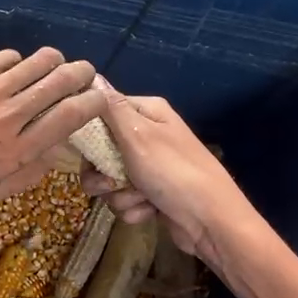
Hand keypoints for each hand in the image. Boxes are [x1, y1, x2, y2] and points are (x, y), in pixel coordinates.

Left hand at [0, 47, 104, 200]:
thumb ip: (28, 175)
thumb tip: (58, 154)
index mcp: (16, 152)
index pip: (70, 117)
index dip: (93, 102)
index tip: (97, 98)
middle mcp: (8, 118)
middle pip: (62, 83)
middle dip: (82, 74)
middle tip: (82, 74)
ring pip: (40, 62)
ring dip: (54, 61)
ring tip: (53, 66)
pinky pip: (8, 57)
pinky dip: (17, 61)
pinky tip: (11, 71)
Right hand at [82, 77, 257, 256]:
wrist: (210, 221)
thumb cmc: (174, 172)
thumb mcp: (139, 135)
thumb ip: (111, 108)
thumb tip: (91, 76)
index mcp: (147, 113)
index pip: (103, 111)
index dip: (89, 131)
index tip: (87, 148)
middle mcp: (147, 136)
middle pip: (100, 151)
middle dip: (102, 173)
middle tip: (111, 182)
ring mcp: (149, 167)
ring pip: (109, 181)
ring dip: (119, 195)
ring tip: (141, 198)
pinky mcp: (150, 195)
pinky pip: (124, 200)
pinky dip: (134, 208)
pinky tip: (150, 210)